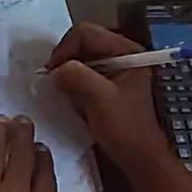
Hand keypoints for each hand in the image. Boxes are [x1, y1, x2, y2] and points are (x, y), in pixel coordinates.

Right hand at [46, 22, 170, 173]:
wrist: (139, 158)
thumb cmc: (125, 127)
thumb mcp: (100, 99)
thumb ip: (78, 77)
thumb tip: (54, 70)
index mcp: (127, 50)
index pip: (85, 33)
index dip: (65, 49)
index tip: (53, 72)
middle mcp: (121, 54)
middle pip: (81, 42)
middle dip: (65, 60)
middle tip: (54, 81)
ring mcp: (114, 69)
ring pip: (79, 58)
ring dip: (66, 72)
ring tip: (62, 90)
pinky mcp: (106, 83)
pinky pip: (81, 72)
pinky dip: (71, 81)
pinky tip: (70, 96)